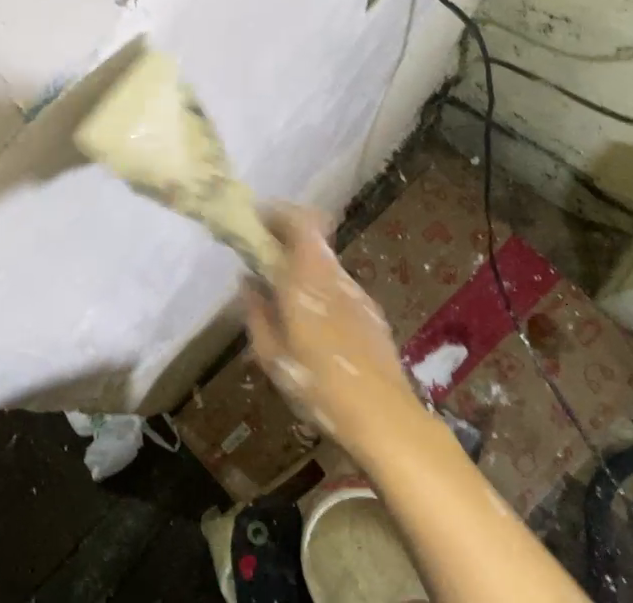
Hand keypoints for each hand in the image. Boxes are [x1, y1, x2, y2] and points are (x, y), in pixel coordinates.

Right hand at [244, 205, 420, 454]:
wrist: (384, 418)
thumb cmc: (319, 386)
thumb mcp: (272, 356)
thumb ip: (256, 314)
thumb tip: (248, 283)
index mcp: (307, 279)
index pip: (300, 221)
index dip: (278, 214)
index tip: (256, 221)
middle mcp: (334, 277)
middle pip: (312, 239)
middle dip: (285, 240)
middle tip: (262, 258)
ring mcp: (358, 294)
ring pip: (325, 263)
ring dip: (302, 266)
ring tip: (282, 294)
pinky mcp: (372, 313)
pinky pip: (339, 287)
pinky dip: (320, 288)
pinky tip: (312, 322)